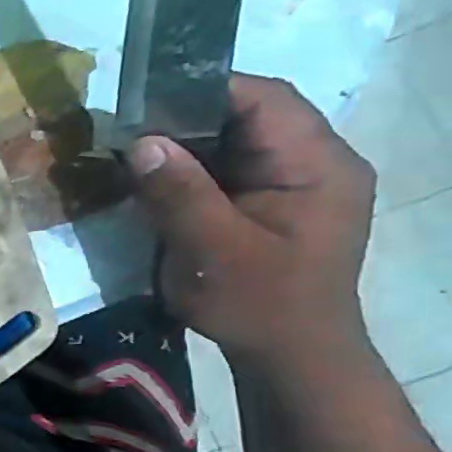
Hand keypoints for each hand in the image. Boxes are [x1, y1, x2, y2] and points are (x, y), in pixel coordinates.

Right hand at [128, 74, 376, 367]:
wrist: (292, 361)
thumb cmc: (260, 308)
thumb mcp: (214, 252)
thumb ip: (179, 193)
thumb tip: (140, 142)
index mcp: (318, 163)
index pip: (263, 98)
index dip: (202, 90)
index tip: (145, 104)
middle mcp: (317, 161)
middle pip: (250, 115)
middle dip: (188, 121)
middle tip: (134, 135)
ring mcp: (299, 182)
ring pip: (238, 141)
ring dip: (190, 148)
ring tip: (142, 158)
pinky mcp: (277, 202)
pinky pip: (234, 169)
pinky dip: (197, 171)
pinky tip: (165, 184)